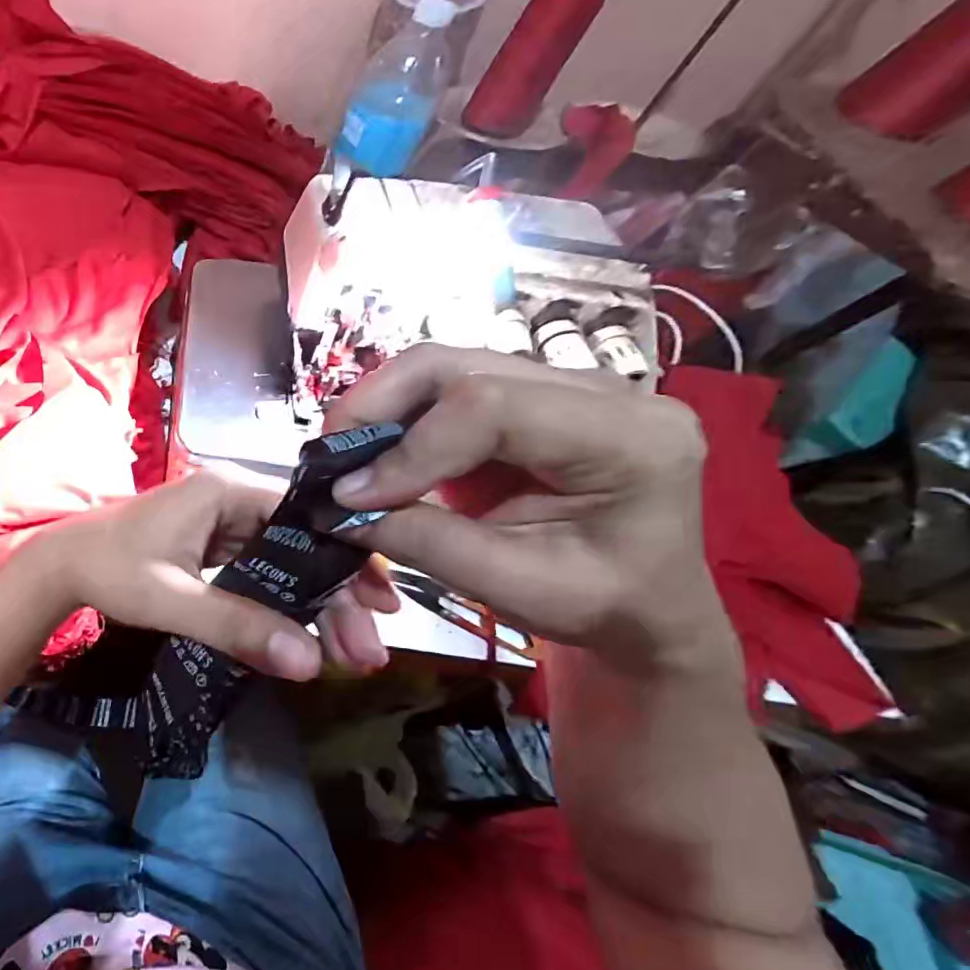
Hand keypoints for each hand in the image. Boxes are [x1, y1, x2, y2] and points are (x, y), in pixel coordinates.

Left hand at [24, 470, 400, 680]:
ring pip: (286, 560)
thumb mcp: (173, 599)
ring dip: (317, 601)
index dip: (348, 559)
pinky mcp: (212, 546)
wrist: (60, 568)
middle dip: (337, 594)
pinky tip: (311, 630)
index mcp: (226, 492)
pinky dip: (286, 599)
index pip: (306, 519)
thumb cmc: (111, 571)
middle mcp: (232, 499)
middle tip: (369, 649)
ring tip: (352, 649)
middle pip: (302, 543)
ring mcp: (222, 523)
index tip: (382, 604)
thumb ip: (237, 626)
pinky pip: (262, 570)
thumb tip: (310, 663)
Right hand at [324, 345, 736, 676]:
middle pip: (459, 364)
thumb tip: (339, 509)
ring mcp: (562, 386)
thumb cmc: (596, 605)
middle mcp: (600, 390)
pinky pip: (445, 387)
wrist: (642, 605)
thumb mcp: (512, 586)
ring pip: (445, 365)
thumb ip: (425, 542)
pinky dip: (398, 417)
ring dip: (381, 406)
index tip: (351, 497)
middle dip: (378, 404)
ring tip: (343, 454)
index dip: (409, 449)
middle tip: (327, 454)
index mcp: (628, 437)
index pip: (490, 407)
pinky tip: (374, 451)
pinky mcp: (527, 397)